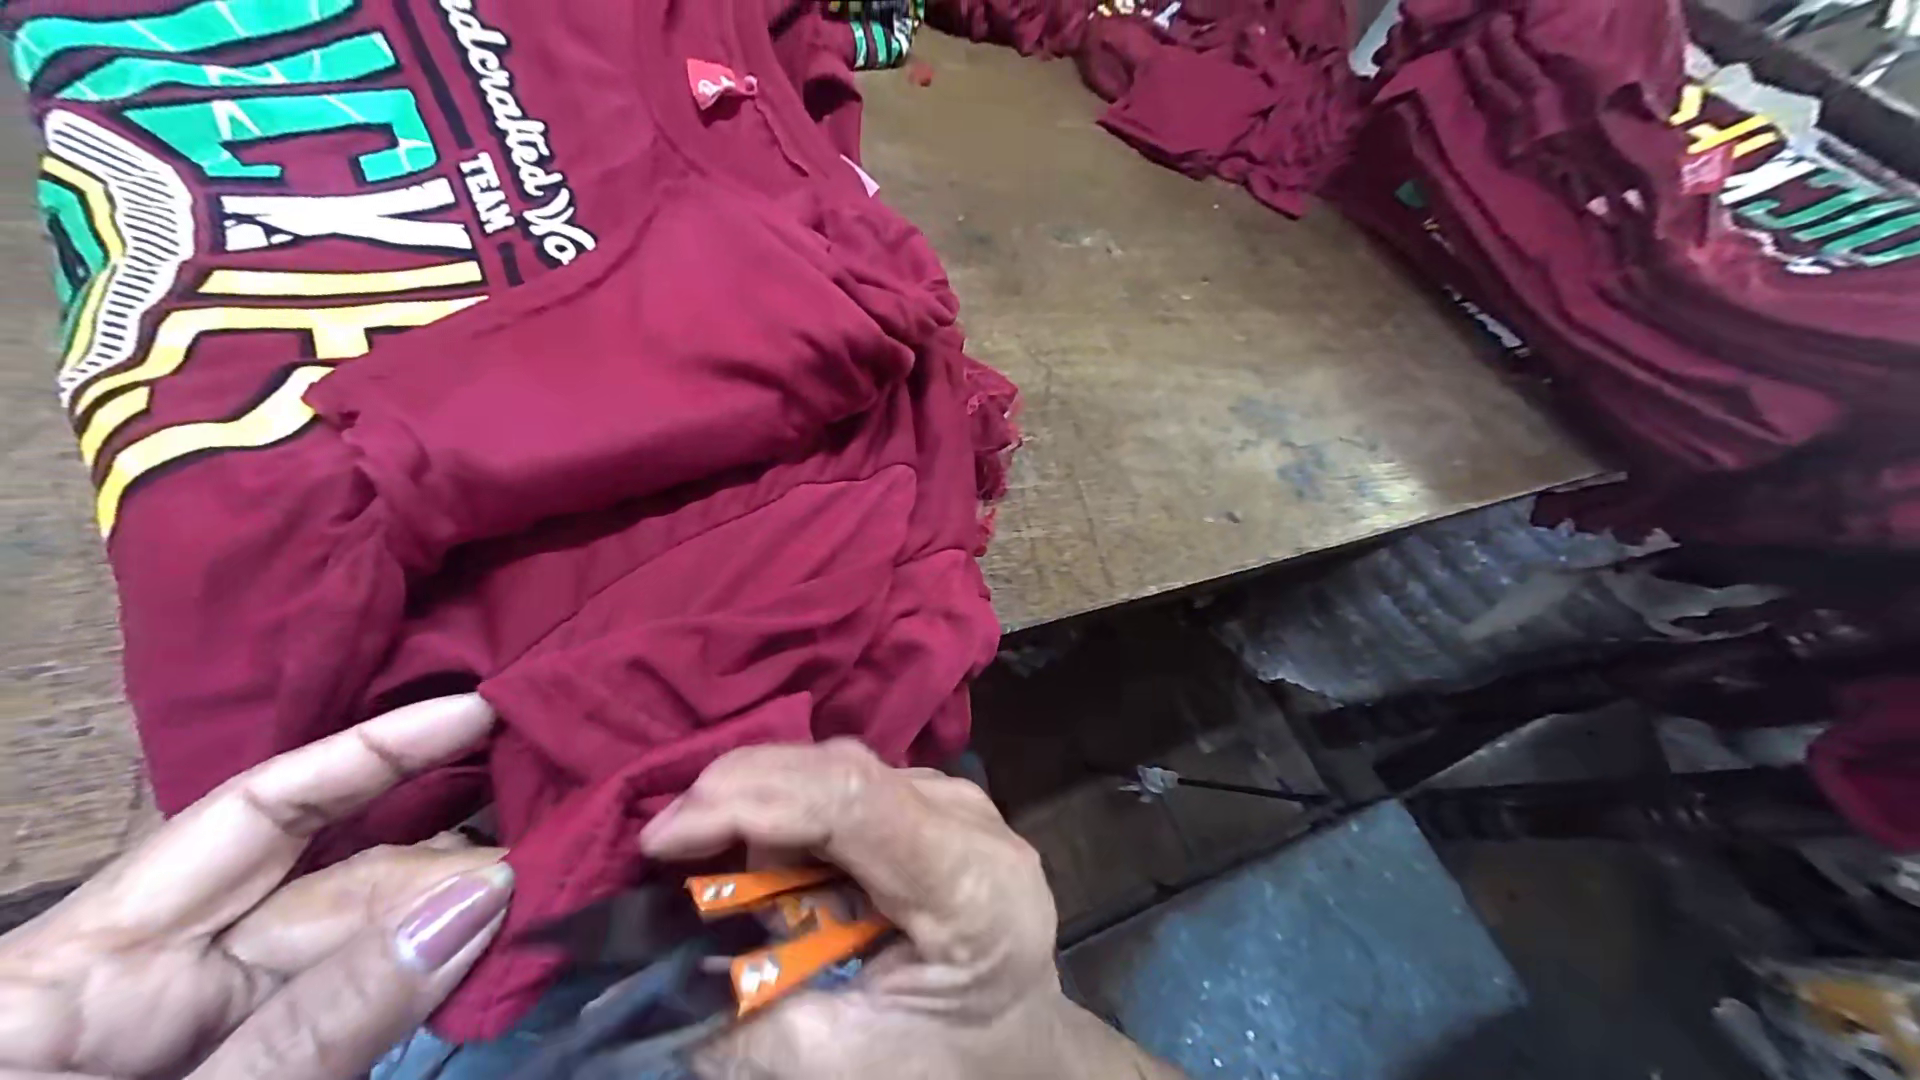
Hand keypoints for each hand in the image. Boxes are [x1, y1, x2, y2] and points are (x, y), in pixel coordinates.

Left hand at [0, 694, 514, 1079]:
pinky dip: (438, 968)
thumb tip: (482, 898)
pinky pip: (373, 990)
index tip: (480, 710)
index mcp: (69, 976)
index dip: (372, 752)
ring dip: (457, 913)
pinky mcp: (270, 1057)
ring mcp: (218, 1024)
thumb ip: (317, 1028)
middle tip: (556, 832)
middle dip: (444, 855)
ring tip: (547, 884)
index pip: (253, 814)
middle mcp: (156, 979)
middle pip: (333, 879)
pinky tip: (503, 940)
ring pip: (370, 935)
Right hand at [639, 740, 1181, 1079]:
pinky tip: (761, 850)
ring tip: (706, 852)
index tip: (665, 836)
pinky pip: (846, 783)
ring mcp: (951, 795)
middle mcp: (967, 815)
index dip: (756, 801)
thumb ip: (753, 1029)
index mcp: (972, 881)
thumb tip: (661, 977)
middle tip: (664, 842)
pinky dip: (788, 807)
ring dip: (761, 797)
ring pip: (839, 766)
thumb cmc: (949, 1061)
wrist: (1019, 1037)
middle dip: (741, 790)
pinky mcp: (929, 797)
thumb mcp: (849, 1065)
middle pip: (844, 769)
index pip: (859, 801)